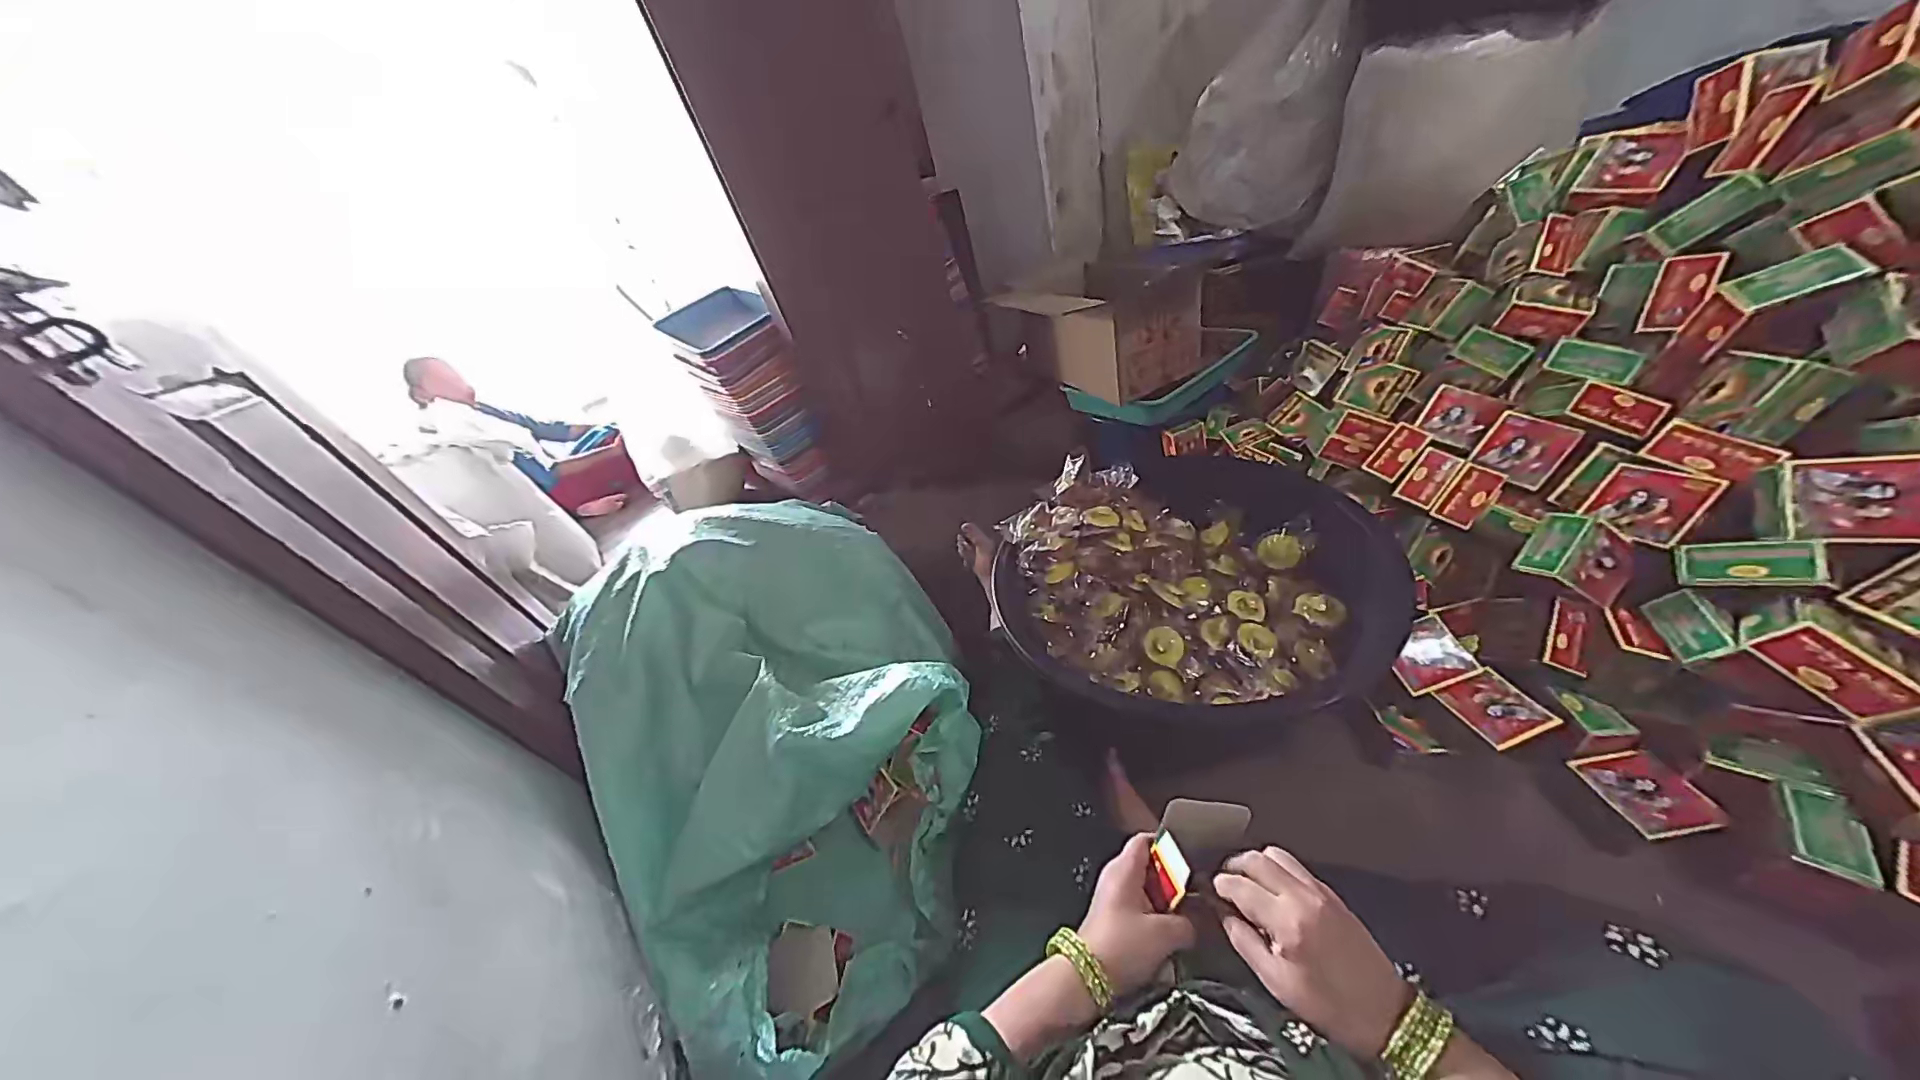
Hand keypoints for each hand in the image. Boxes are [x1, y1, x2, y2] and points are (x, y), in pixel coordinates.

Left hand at [1079, 833, 1198, 997]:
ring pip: (1148, 889)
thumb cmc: (1122, 946)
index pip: (1146, 839)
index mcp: (1124, 868)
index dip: (1169, 845)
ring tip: (1185, 919)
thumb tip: (1197, 920)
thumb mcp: (1164, 934)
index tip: (1190, 860)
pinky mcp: (1114, 917)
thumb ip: (1188, 922)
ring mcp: (1113, 896)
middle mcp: (1116, 876)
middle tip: (1194, 896)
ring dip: (1166, 903)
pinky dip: (1155, 916)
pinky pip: (1140, 907)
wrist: (1087, 977)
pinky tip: (1168, 935)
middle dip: (1173, 881)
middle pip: (1150, 865)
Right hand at [1214, 847, 1410, 1059]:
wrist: (1386, 1015)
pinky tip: (1272, 890)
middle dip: (1232, 867)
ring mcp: (1320, 892)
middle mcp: (1303, 897)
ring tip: (1247, 884)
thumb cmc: (1329, 1006)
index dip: (1217, 886)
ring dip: (1255, 863)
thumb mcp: (1275, 981)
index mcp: (1287, 921)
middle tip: (1223, 884)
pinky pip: (1295, 866)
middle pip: (1255, 859)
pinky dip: (1276, 869)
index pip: (1238, 884)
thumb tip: (1221, 913)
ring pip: (1275, 854)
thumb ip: (1242, 940)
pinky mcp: (1331, 894)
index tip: (1209, 893)